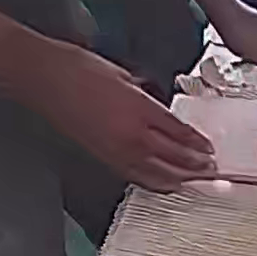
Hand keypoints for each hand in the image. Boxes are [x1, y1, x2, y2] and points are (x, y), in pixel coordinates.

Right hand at [30, 46, 216, 190]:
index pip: (181, 134)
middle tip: (213, 171)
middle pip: (178, 160)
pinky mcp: (112, 164)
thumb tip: (167, 117)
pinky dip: (163, 185)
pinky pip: (145, 181)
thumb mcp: (124, 77)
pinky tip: (173, 185)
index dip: (199, 145)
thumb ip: (149, 100)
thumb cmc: (79, 70)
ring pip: (164, 176)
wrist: (43, 79)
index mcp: (141, 110)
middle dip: (198, 167)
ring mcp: (123, 155)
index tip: (211, 151)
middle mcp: (135, 138)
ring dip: (185, 180)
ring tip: (200, 181)